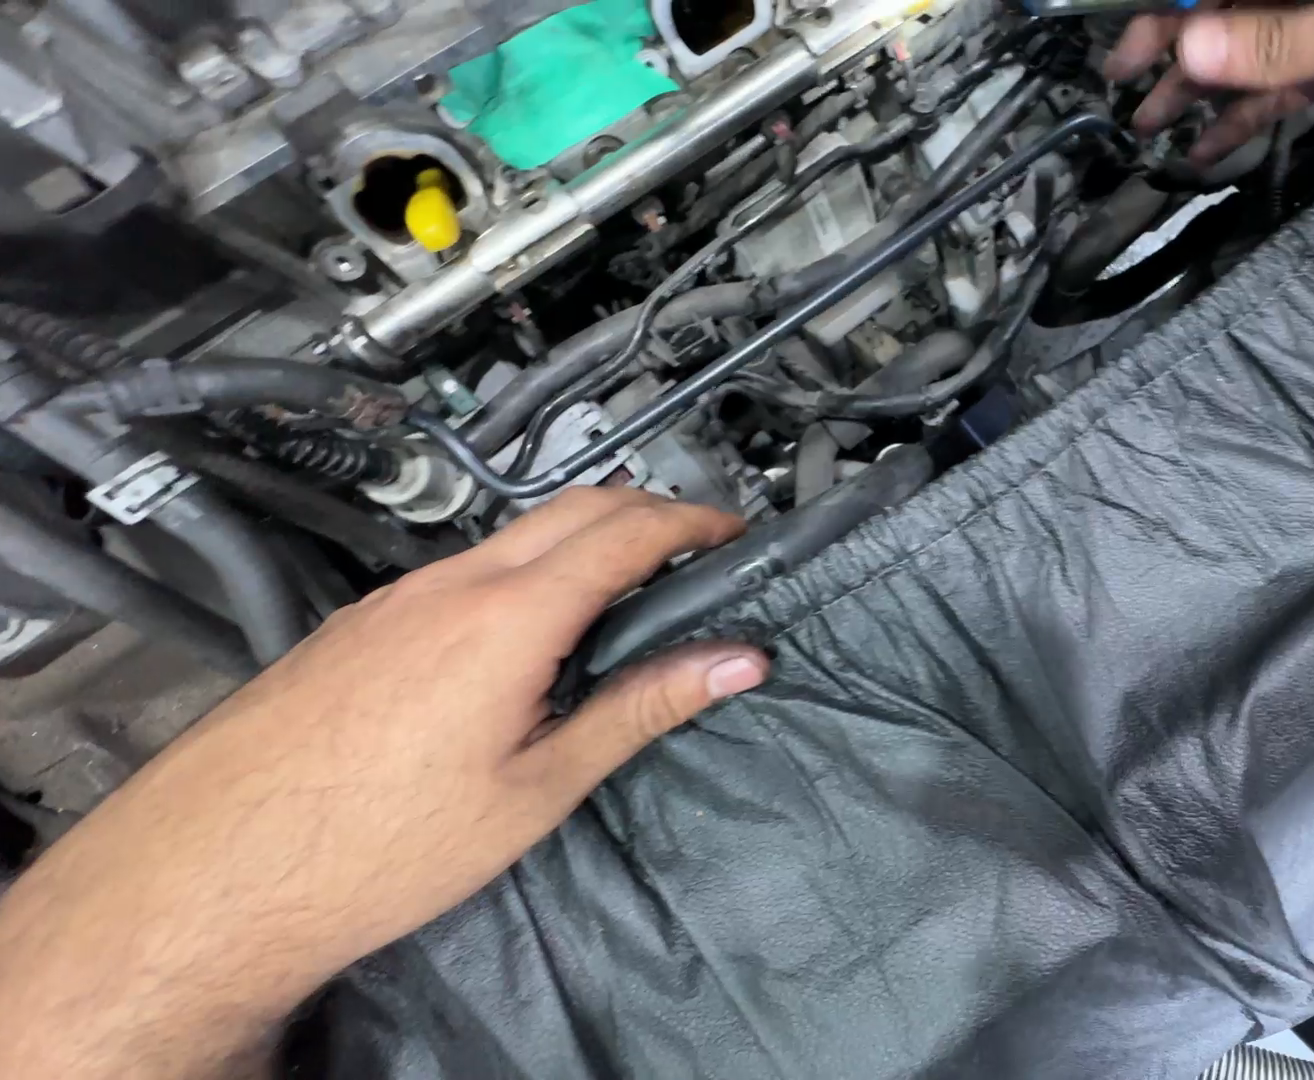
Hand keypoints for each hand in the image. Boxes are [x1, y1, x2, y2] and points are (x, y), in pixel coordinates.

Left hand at [0, 488, 769, 1078]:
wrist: (194, 888)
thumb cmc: (382, 847)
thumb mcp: (541, 785)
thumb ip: (645, 707)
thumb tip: (738, 662)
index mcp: (510, 617)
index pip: (628, 533)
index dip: (694, 523)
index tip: (734, 533)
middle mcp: (455, 584)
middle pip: (577, 504)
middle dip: (651, 509)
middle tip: (698, 545)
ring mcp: (402, 595)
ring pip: (522, 529)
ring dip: (592, 533)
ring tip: (633, 582)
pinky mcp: (367, 619)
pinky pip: (475, 562)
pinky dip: (536, 562)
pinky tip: (540, 621)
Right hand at [1104, 0, 1313, 161]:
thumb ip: (1283, 40)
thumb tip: (1193, 44)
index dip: (1179, 2)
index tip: (1131, 38)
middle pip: (1238, 1)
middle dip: (1179, 45)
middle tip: (1129, 90)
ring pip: (1257, 43)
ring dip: (1207, 87)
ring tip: (1156, 128)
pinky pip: (1290, 78)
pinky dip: (1253, 111)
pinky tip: (1211, 144)